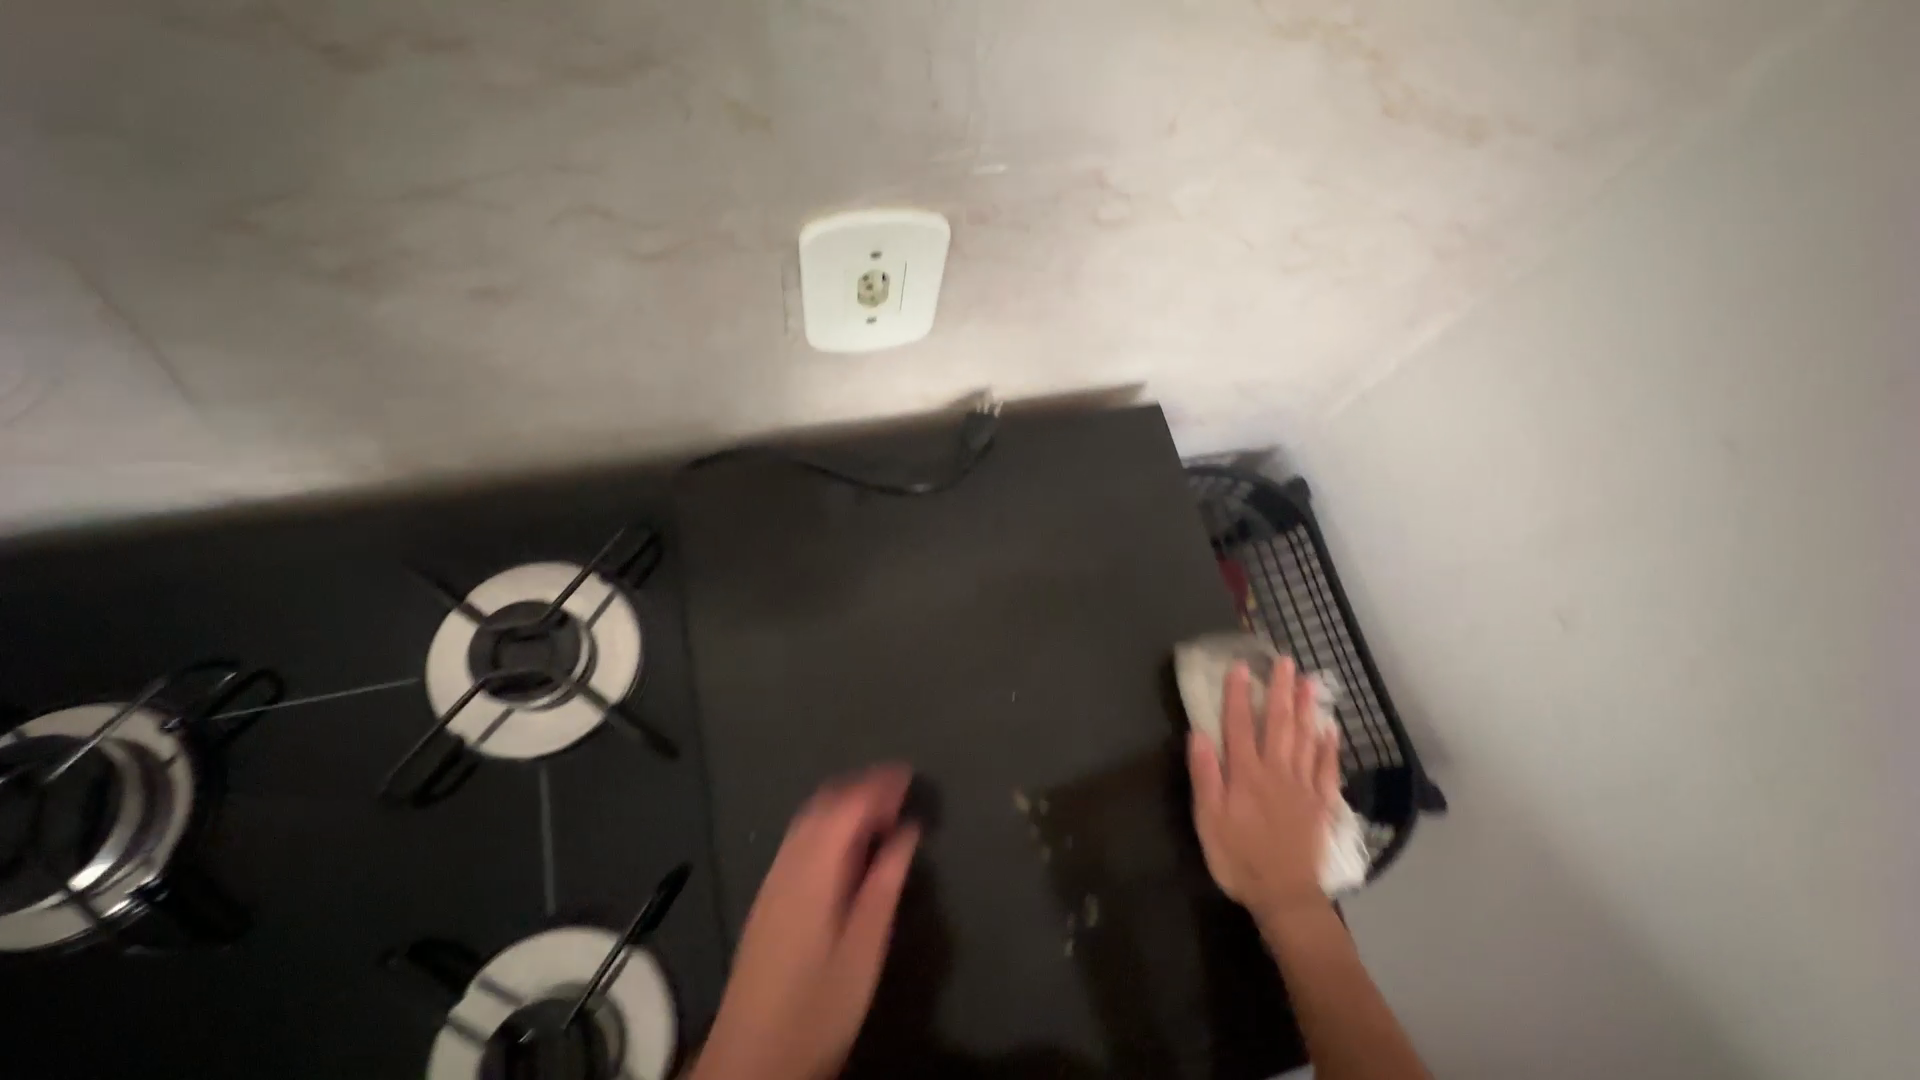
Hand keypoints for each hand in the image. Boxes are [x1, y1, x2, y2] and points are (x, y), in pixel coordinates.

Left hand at [693, 765, 921, 1079]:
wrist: (752, 1057)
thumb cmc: (819, 1006)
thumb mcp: (864, 948)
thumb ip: (885, 884)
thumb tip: (906, 832)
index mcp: (813, 871)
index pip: (846, 807)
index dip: (877, 785)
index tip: (909, 775)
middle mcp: (787, 865)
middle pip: (822, 806)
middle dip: (860, 788)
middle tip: (899, 788)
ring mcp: (772, 881)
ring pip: (808, 820)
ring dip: (843, 803)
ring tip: (880, 808)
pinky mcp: (768, 898)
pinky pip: (799, 840)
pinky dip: (827, 823)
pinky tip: (846, 842)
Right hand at [1188, 658, 1342, 919]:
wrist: (1284, 895)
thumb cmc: (1238, 858)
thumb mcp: (1208, 820)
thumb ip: (1205, 776)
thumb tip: (1199, 734)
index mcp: (1245, 775)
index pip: (1238, 726)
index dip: (1237, 695)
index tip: (1239, 666)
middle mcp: (1275, 772)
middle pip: (1278, 724)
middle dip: (1279, 691)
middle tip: (1284, 661)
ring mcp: (1302, 786)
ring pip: (1305, 739)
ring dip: (1306, 708)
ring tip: (1309, 681)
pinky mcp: (1320, 804)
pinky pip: (1327, 768)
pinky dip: (1329, 746)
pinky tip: (1330, 728)